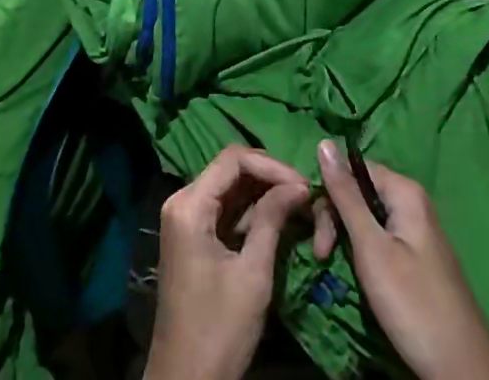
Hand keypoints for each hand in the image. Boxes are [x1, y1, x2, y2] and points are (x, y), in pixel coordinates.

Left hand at [145, 145, 336, 379]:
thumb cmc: (219, 328)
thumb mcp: (253, 272)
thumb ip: (273, 219)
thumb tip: (299, 184)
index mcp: (189, 206)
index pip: (234, 159)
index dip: (273, 166)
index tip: (304, 184)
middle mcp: (183, 203)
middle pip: (232, 169)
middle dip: (271, 177)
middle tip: (305, 193)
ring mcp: (187, 221)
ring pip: (232, 188)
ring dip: (265, 193)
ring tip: (300, 204)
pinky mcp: (195, 238)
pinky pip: (227, 210)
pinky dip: (253, 211)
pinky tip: (281, 218)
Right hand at [318, 139, 488, 379]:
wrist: (458, 363)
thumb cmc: (411, 301)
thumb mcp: (371, 246)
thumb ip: (346, 196)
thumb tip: (324, 142)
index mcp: (405, 190)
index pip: (352, 168)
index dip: (327, 192)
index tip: (311, 228)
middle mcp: (412, 200)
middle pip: (358, 191)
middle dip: (333, 217)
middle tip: (320, 255)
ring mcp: (415, 228)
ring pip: (366, 215)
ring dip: (344, 236)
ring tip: (330, 265)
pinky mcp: (415, 253)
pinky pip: (379, 235)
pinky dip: (360, 249)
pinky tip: (354, 270)